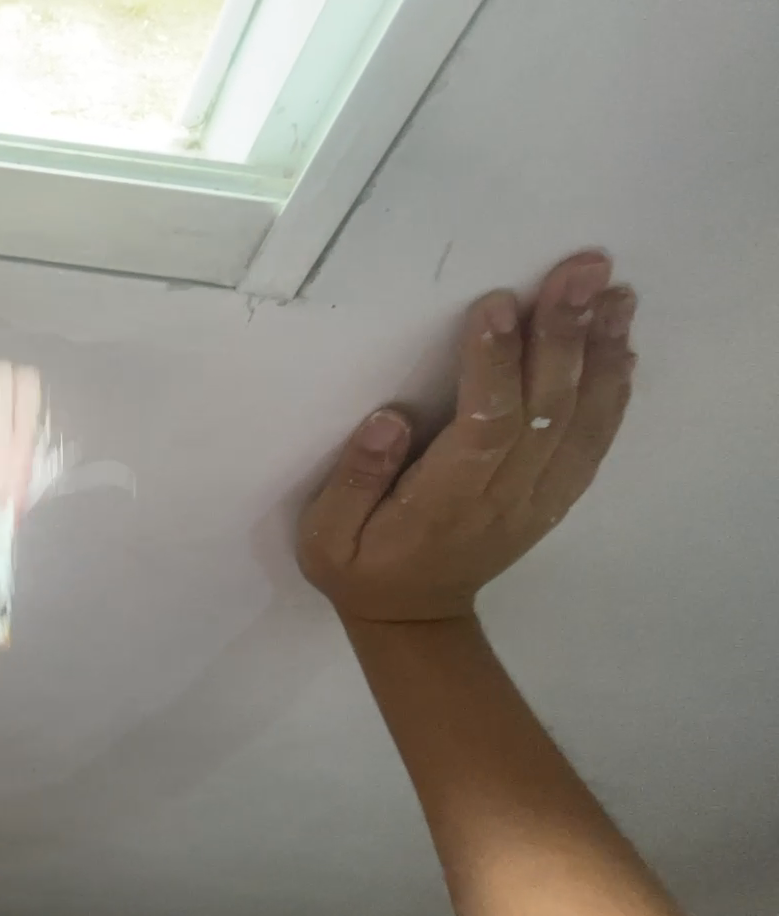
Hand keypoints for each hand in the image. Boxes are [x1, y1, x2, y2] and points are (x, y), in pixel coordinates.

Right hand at [300, 251, 638, 622]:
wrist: (413, 617)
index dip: (494, 362)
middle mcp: (504, 496)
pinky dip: (613, 390)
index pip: (483, 423)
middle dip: (562, 335)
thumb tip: (389, 419)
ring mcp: (537, 496)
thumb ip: (355, 480)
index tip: (498, 305)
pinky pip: (593, 439)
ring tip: (612, 292)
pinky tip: (618, 348)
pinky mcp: (552, 496)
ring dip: (599, 351)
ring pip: (581, 417)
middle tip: (581, 270)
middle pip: (544, 409)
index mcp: (445, 502)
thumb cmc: (357, 570)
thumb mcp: (326, 536)